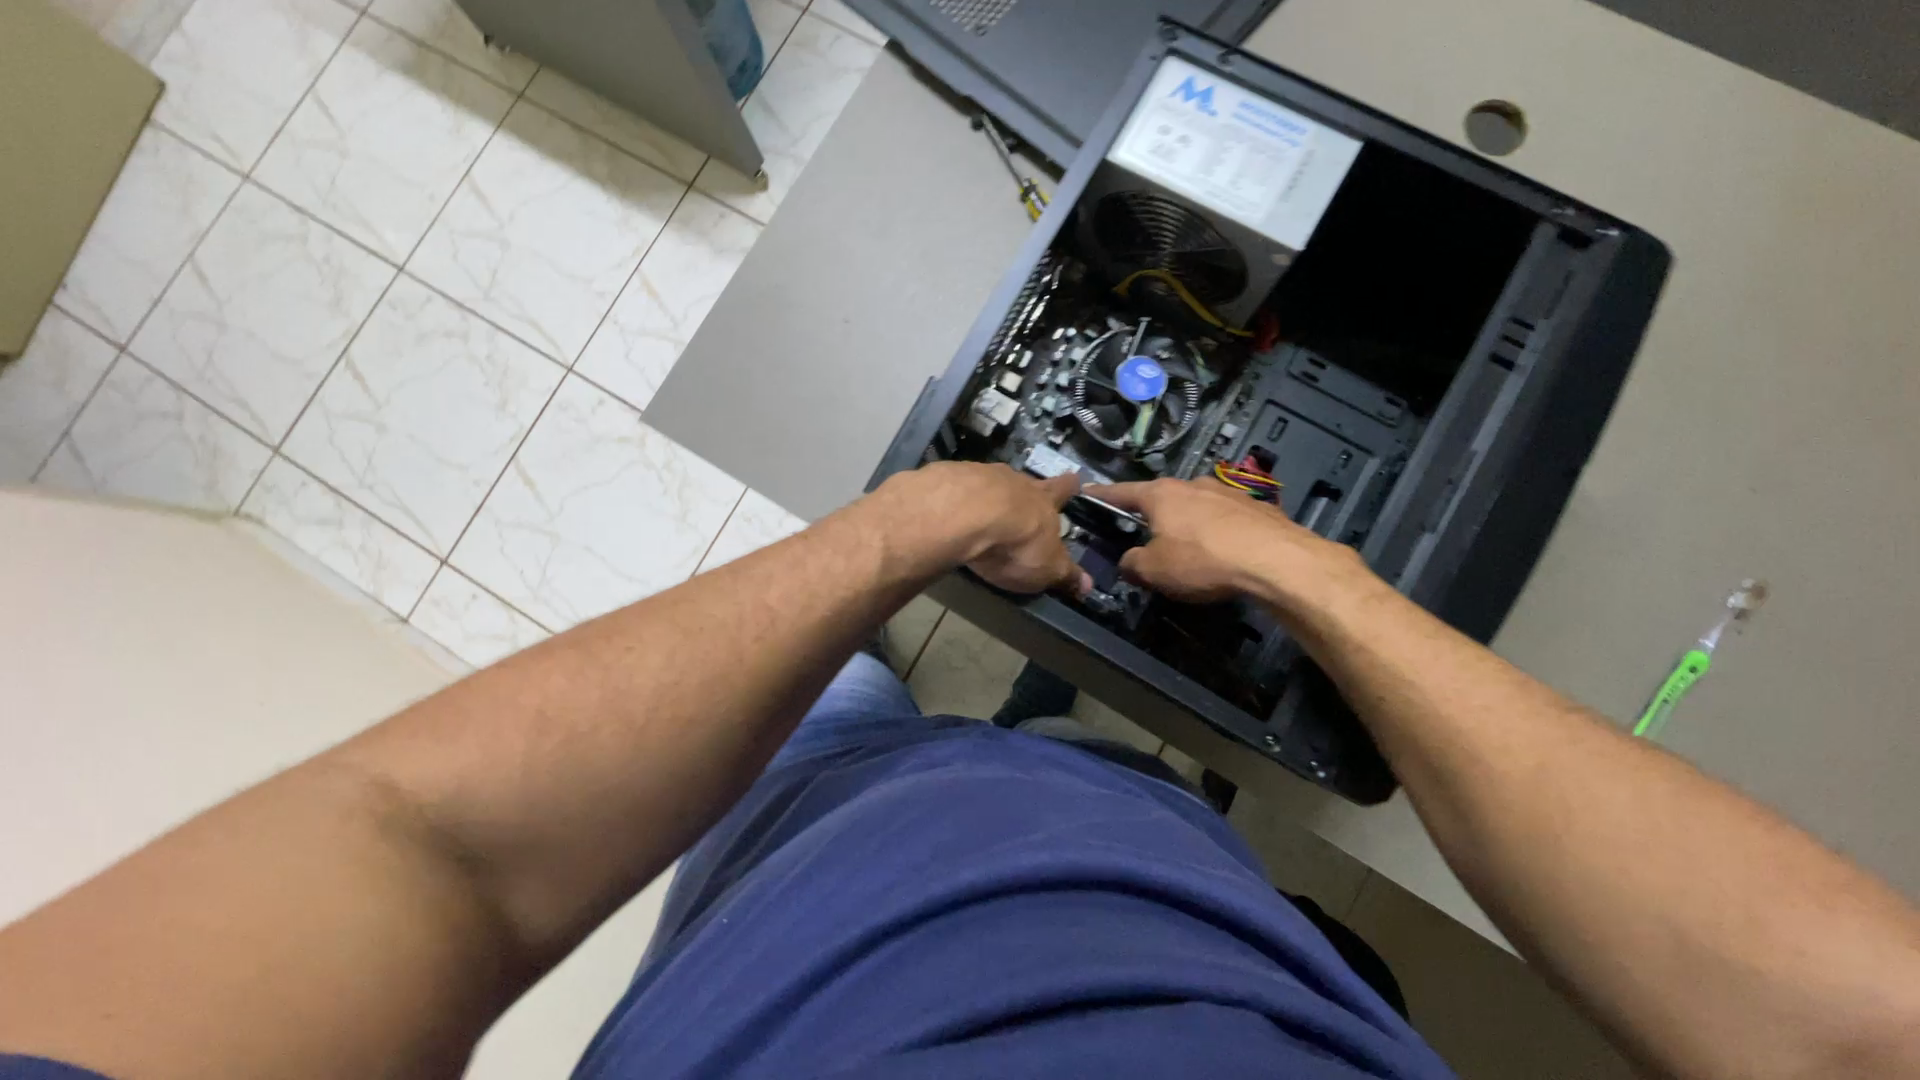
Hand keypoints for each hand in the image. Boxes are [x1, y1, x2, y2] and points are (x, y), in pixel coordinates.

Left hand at [882, 462, 1090, 595]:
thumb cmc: (1014, 544)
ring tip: (977, 510)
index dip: (1068, 486)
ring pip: (986, 481)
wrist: (962, 515)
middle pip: (1022, 481)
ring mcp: (977, 475)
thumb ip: (1064, 574)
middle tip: (1019, 501)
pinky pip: (953, 486)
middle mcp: (1012, 481)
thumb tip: (1088, 585)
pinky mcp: (944, 478)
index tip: (1073, 479)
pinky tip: (945, 510)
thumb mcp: (1045, 568)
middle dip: (1022, 491)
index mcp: (1042, 500)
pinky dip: (952, 498)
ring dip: (984, 494)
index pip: (1062, 489)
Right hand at [1088, 477, 1367, 610]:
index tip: (1086, 493)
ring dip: (1187, 523)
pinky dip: (1217, 532)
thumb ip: (1132, 564)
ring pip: (1195, 507)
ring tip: (1187, 548)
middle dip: (1151, 515)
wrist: (1276, 561)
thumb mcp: (1154, 571)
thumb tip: (1129, 560)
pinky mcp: (1255, 507)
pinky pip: (1225, 519)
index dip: (1101, 496)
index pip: (1121, 492)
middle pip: (1161, 498)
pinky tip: (1223, 553)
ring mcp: (1227, 492)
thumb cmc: (1204, 561)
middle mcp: (1192, 484)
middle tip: (1143, 535)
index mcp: (1160, 494)